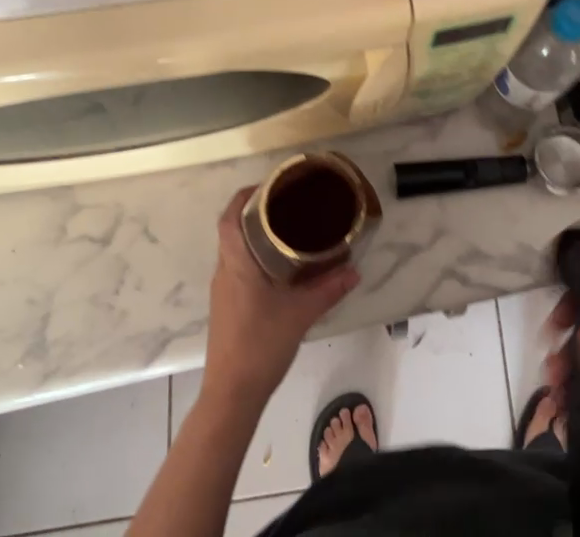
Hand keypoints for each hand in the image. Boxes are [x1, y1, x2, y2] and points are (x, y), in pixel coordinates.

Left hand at [203, 186, 358, 404]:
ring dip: (257, 237)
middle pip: (233, 230)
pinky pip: (241, 269)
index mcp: (238, 265)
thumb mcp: (302, 313)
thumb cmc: (261, 344)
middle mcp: (226, 272)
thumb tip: (355, 269)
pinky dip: (258, 258)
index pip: (229, 218)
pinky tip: (282, 267)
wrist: (232, 392)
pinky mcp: (228, 306)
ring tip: (290, 230)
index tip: (269, 186)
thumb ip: (329, 289)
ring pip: (237, 251)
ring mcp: (224, 290)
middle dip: (256, 213)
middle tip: (289, 204)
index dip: (244, 196)